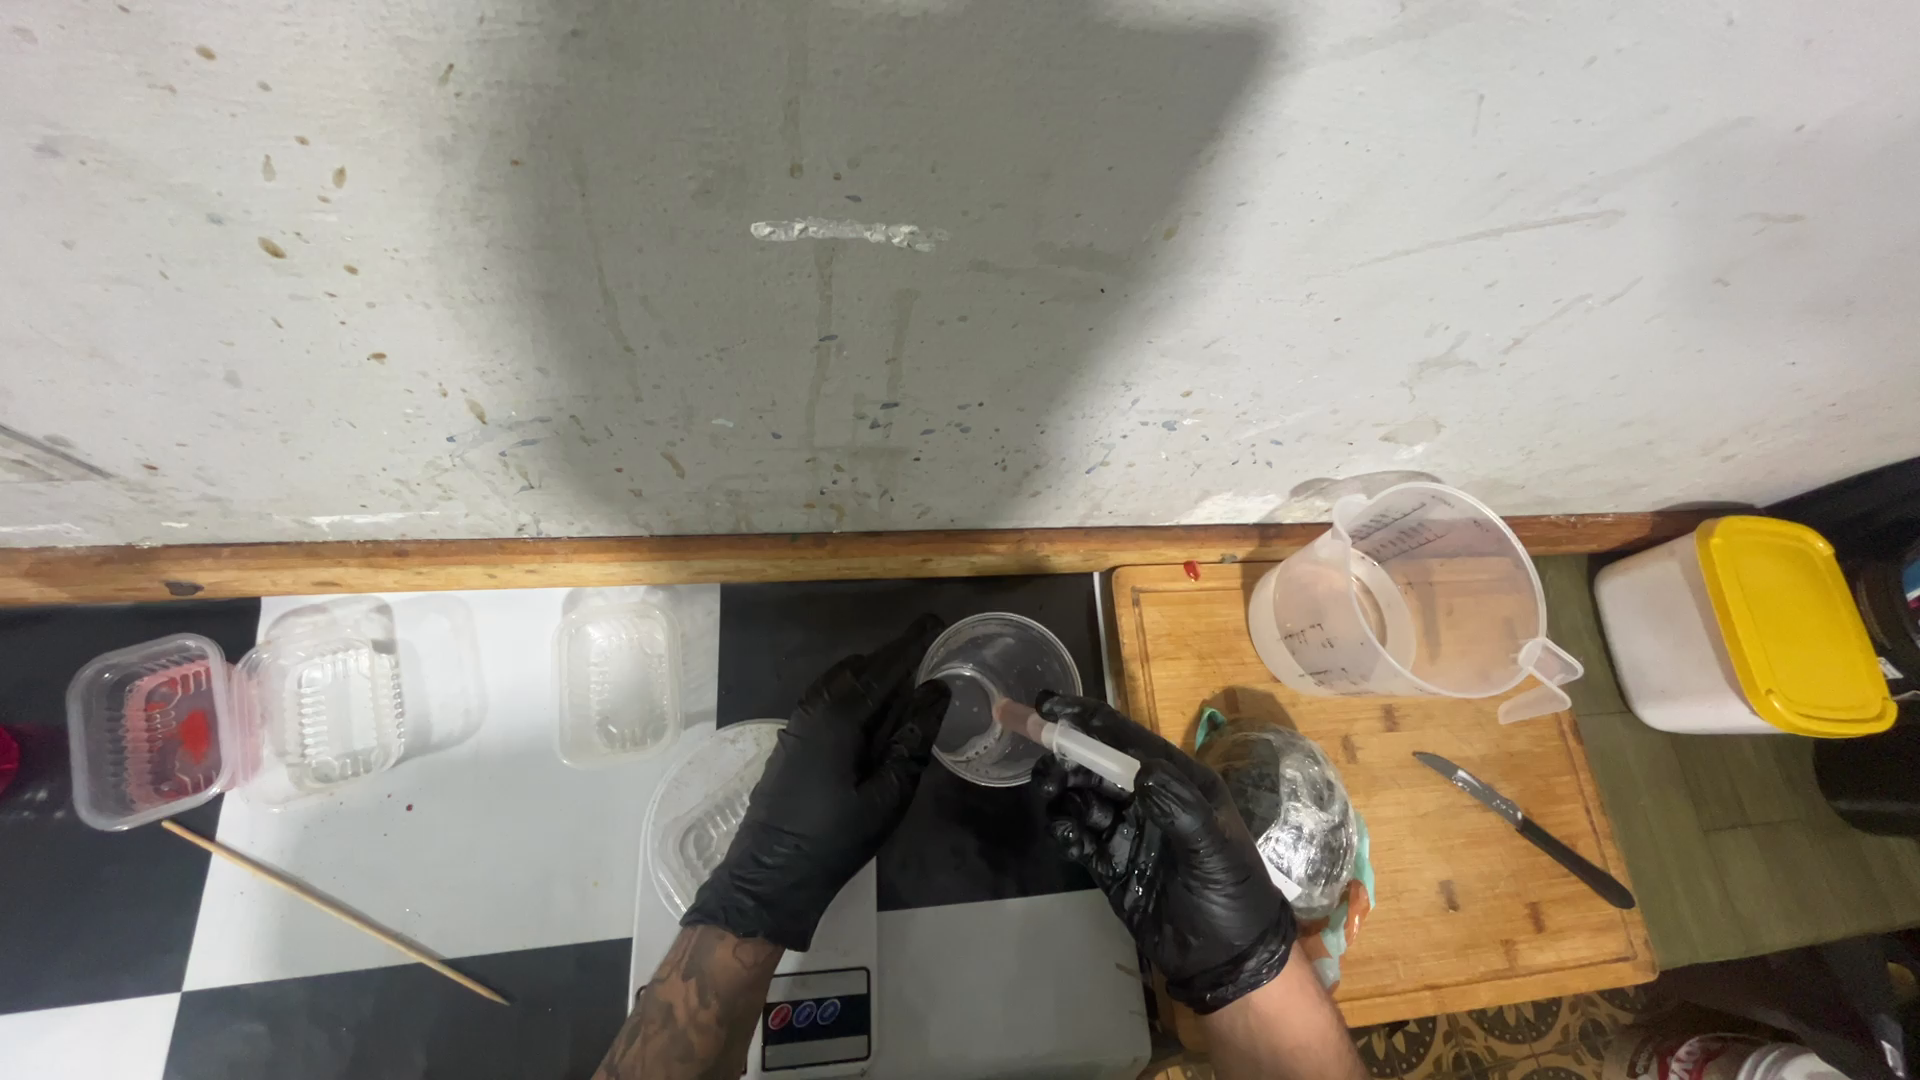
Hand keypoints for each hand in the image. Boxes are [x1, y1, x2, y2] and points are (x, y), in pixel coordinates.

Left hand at [683, 614, 950, 950]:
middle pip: (861, 667)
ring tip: (907, 684)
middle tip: (929, 657)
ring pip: (841, 679)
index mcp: (840, 717)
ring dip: (874, 674)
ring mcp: (799, 720)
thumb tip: (938, 688)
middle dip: (895, 658)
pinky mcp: (793, 736)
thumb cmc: (836, 839)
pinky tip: (873, 712)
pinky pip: (829, 695)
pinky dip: (855, 690)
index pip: (884, 667)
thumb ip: (915, 736)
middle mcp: (815, 707)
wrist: (770, 874)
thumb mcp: (889, 793)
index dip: (912, 644)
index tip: (935, 621)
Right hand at [1035, 694, 1294, 1013]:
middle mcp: (1148, 798)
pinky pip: (1077, 834)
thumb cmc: (1230, 896)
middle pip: (1096, 764)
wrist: (1228, 963)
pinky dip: (1065, 829)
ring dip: (1062, 791)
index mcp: (1177, 782)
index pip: (1126, 739)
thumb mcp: (1213, 850)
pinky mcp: (1109, 860)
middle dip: (1066, 757)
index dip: (1088, 719)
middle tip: (1046, 769)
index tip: (1048, 704)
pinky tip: (1067, 835)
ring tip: (1051, 798)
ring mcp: (1126, 829)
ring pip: (1081, 795)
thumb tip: (1140, 770)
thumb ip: (1179, 808)